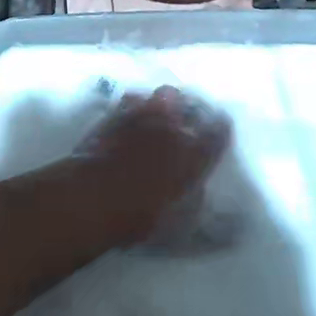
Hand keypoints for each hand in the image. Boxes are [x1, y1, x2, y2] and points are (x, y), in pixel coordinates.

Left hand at [73, 87, 231, 242]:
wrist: (96, 193)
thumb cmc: (143, 215)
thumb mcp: (182, 221)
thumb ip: (197, 200)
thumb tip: (208, 197)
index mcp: (194, 153)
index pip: (218, 130)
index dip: (220, 128)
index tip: (220, 128)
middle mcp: (171, 126)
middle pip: (185, 101)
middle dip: (185, 107)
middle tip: (182, 121)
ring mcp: (143, 114)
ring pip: (159, 94)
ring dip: (160, 103)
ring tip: (156, 114)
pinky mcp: (117, 111)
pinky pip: (132, 98)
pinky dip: (135, 105)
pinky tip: (131, 116)